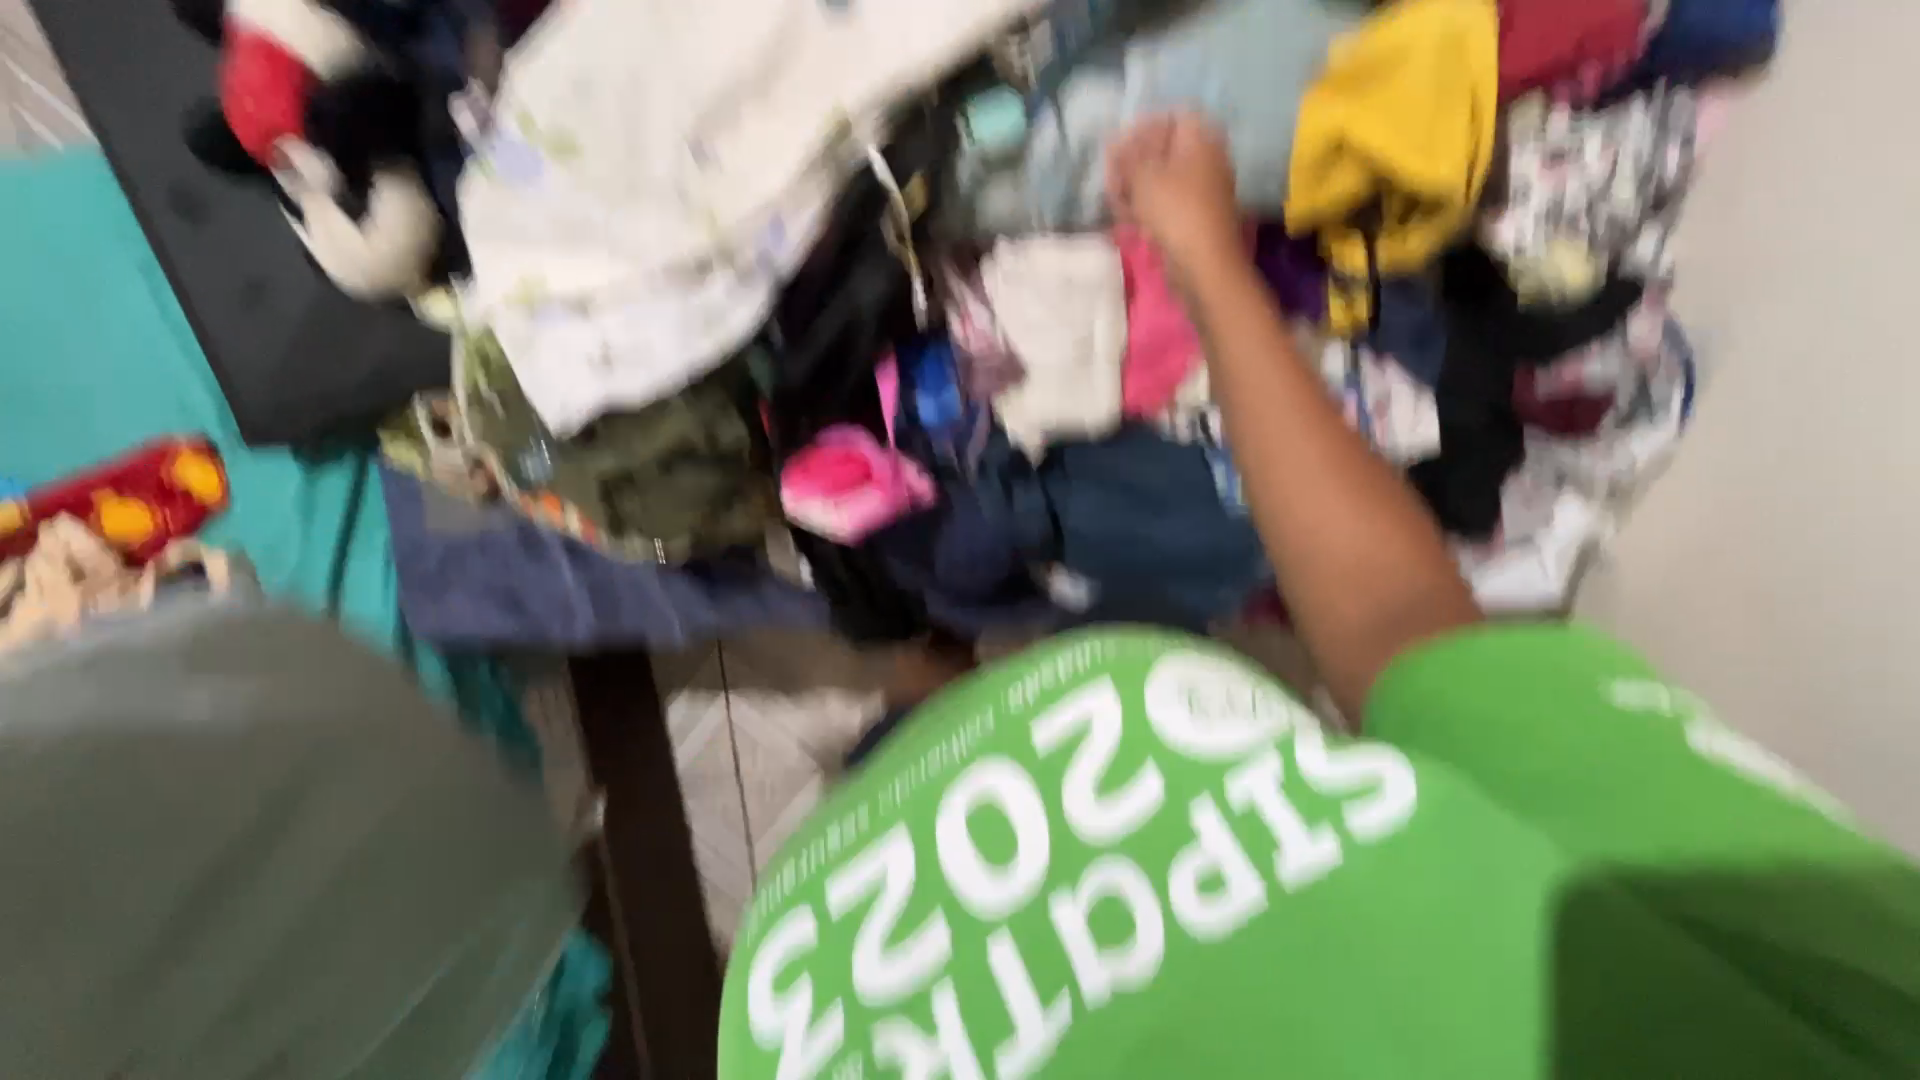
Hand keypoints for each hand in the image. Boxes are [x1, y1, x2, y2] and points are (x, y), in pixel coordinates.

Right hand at [1104, 111, 1241, 277]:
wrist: (1203, 264)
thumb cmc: (1175, 211)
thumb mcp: (1144, 176)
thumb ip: (1126, 156)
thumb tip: (1113, 141)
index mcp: (1201, 139)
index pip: (1171, 117)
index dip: (1142, 128)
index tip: (1118, 148)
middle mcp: (1205, 160)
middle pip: (1163, 151)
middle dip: (1133, 164)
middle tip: (1112, 180)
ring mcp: (1200, 191)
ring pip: (1160, 181)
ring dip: (1135, 189)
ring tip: (1115, 203)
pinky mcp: (1192, 218)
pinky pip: (1165, 205)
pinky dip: (1146, 209)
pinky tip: (1128, 220)